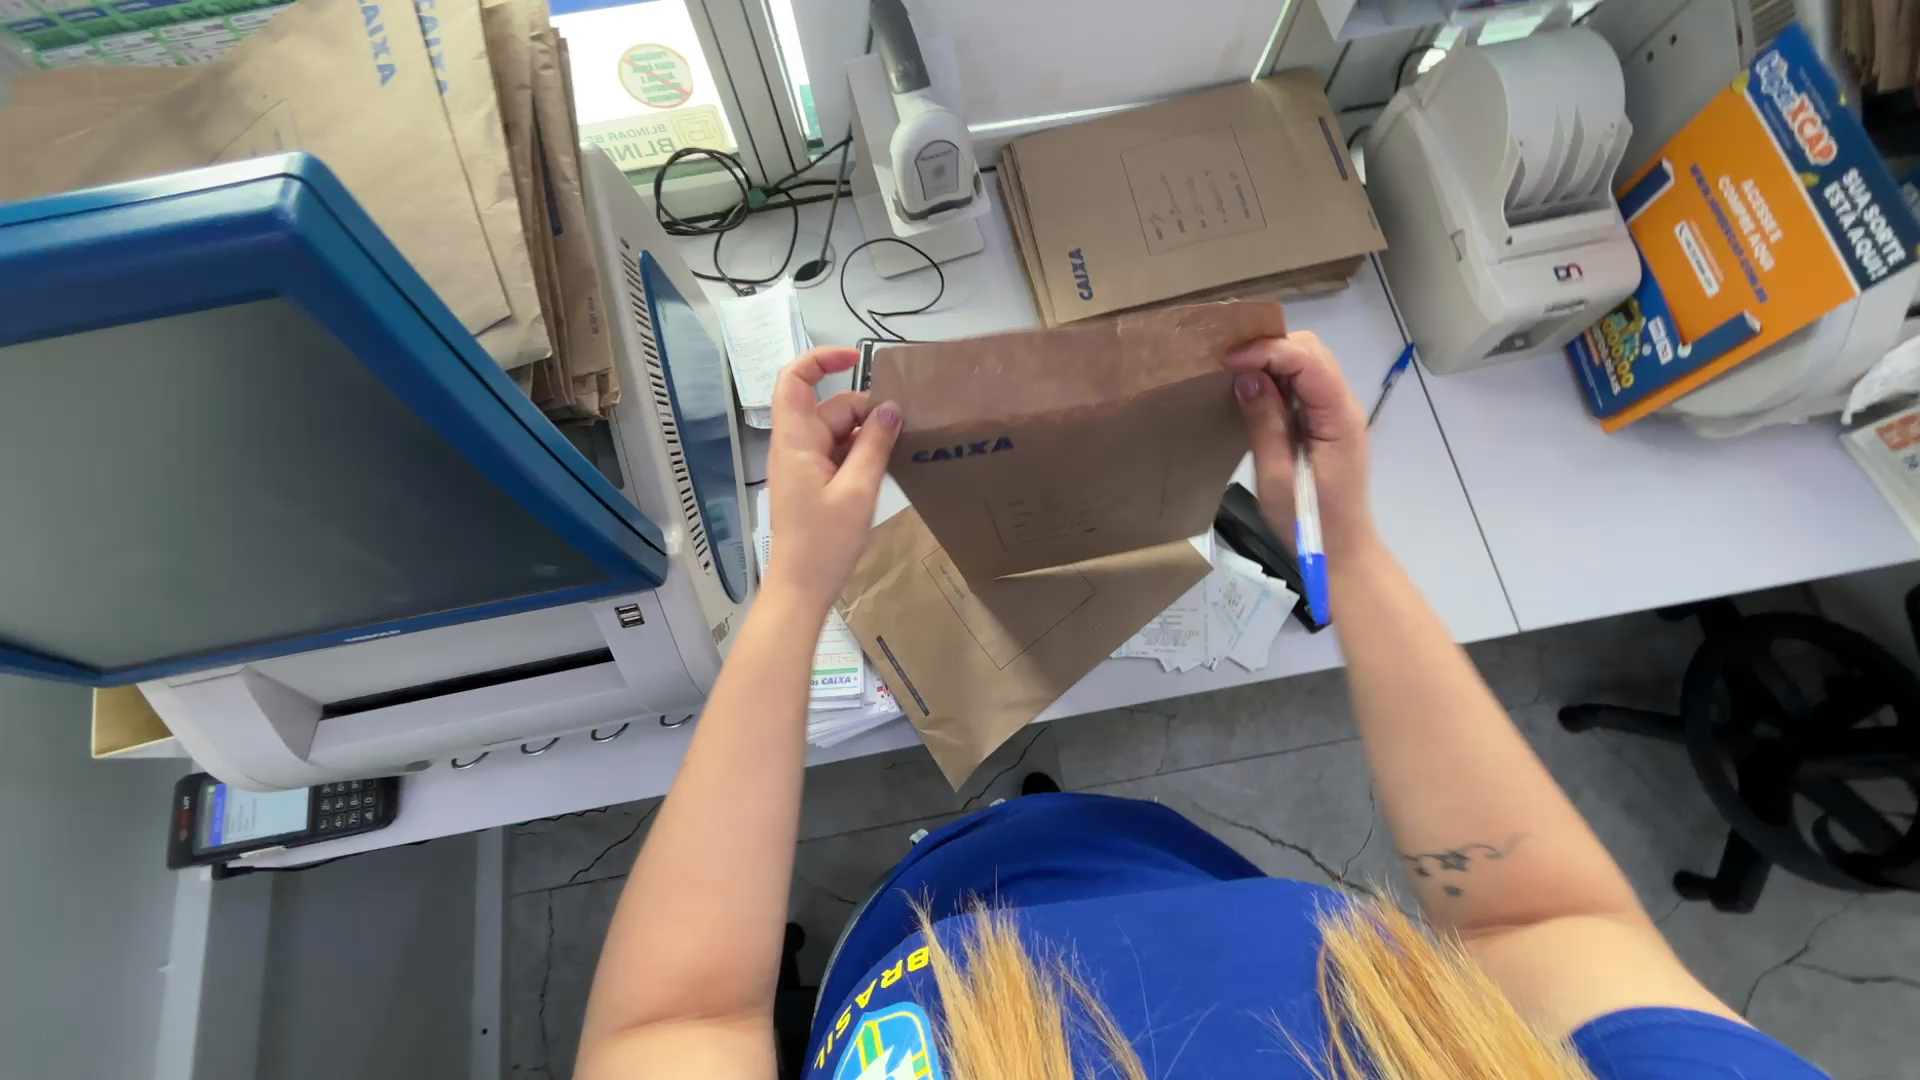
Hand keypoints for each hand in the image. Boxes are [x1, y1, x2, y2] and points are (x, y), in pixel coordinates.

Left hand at [762, 346, 901, 615]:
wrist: (801, 587)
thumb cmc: (825, 542)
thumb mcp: (858, 490)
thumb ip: (875, 445)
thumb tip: (891, 408)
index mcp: (796, 441)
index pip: (795, 380)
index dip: (822, 359)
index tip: (858, 358)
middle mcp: (795, 447)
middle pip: (828, 408)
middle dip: (864, 410)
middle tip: (902, 429)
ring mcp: (802, 465)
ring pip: (836, 432)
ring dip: (866, 434)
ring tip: (898, 449)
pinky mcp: (812, 483)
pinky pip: (837, 453)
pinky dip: (860, 453)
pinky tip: (884, 466)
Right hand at [1224, 331, 1378, 559]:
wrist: (1340, 549)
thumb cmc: (1308, 522)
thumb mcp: (1277, 478)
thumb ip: (1265, 425)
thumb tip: (1248, 378)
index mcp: (1338, 417)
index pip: (1308, 361)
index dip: (1267, 350)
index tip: (1226, 361)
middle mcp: (1343, 406)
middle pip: (1312, 351)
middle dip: (1269, 347)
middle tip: (1227, 365)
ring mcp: (1336, 412)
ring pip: (1308, 363)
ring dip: (1272, 360)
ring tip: (1234, 373)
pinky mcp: (1325, 422)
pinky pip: (1303, 384)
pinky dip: (1276, 377)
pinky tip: (1252, 389)